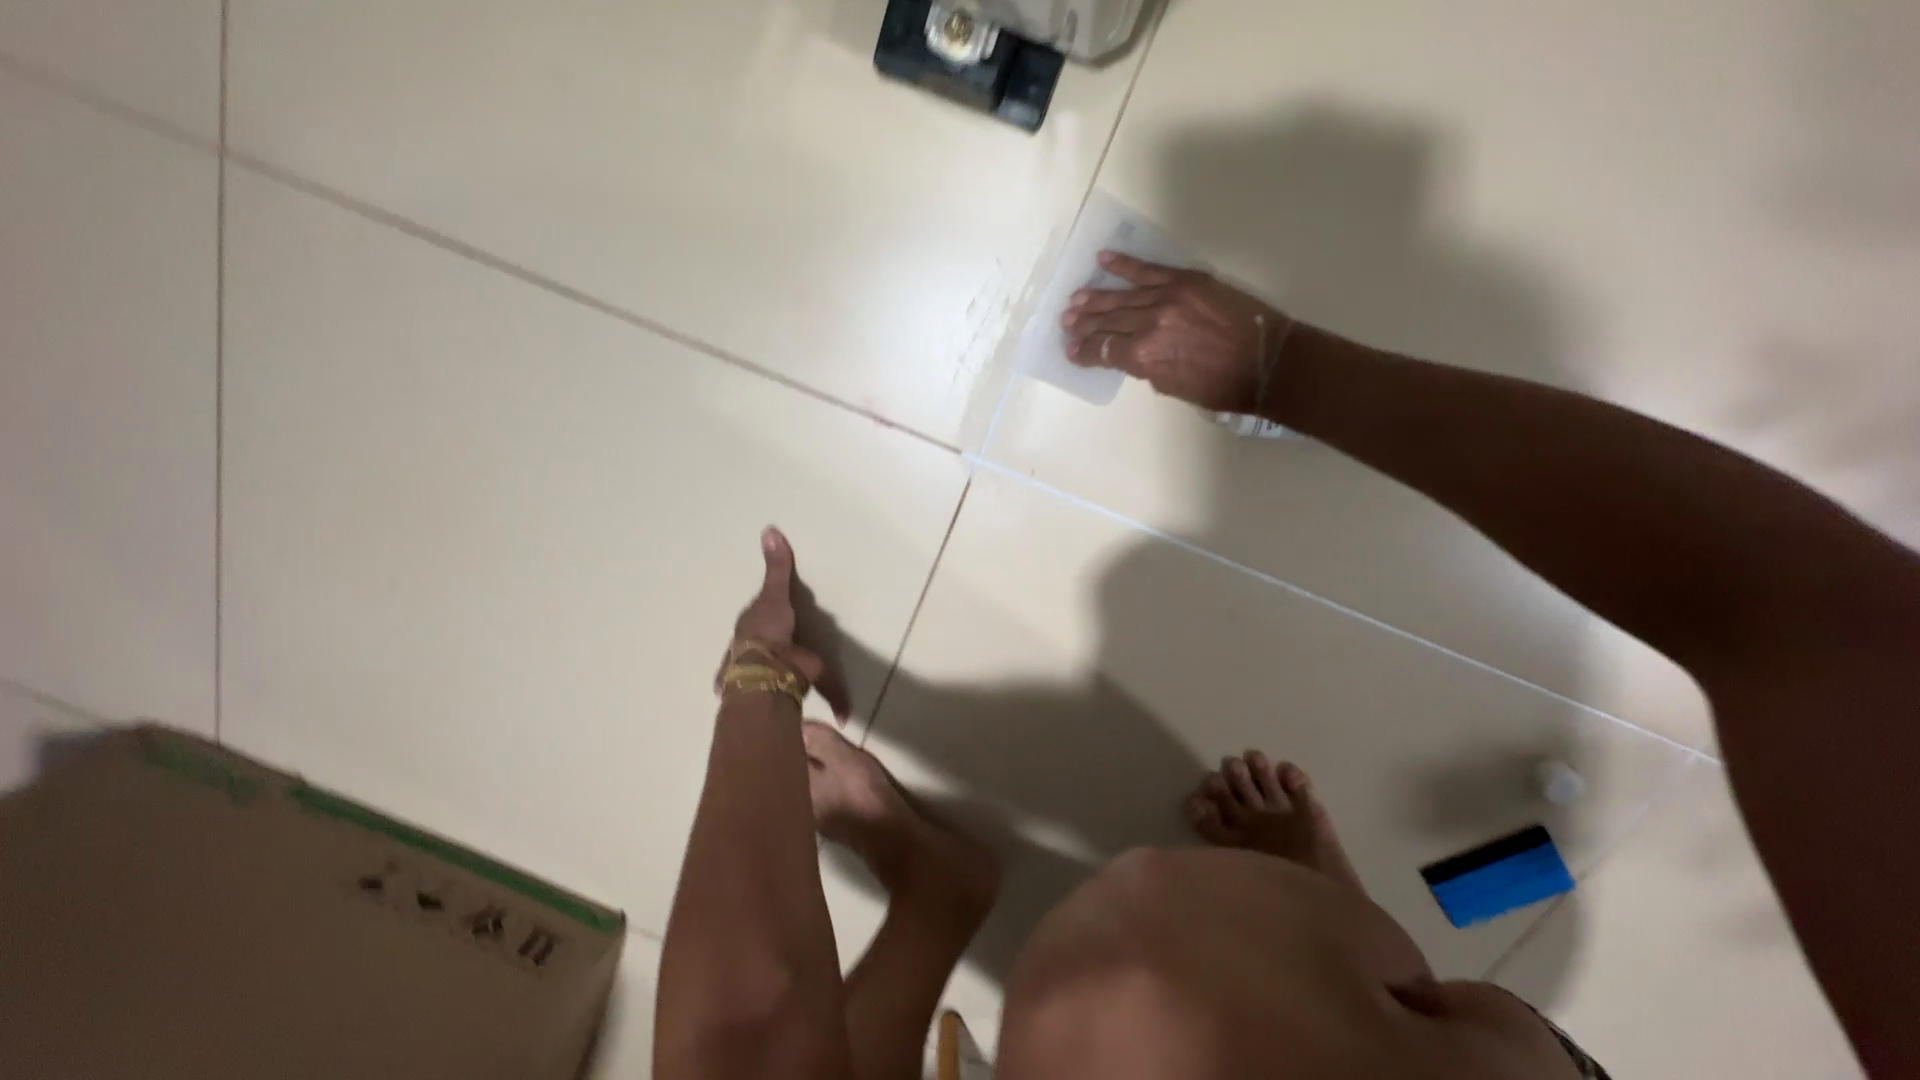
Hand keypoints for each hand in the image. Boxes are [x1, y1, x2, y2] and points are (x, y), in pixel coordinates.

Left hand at [717, 527, 851, 719]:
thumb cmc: (765, 632)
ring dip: (802, 685)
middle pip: (770, 659)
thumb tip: (770, 530)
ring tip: (819, 687)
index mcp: (750, 637)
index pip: (752, 632)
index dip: (758, 633)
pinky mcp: (802, 689)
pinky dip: (837, 702)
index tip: (765, 634)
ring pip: (792, 680)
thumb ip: (776, 569)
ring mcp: (779, 677)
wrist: (768, 670)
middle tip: (792, 658)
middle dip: (777, 662)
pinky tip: (845, 715)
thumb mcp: (772, 596)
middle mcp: (761, 660)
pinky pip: (823, 694)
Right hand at [1062, 252, 1290, 413]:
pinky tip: (1104, 259)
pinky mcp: (1186, 280)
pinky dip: (1124, 265)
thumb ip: (1145, 367)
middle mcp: (1149, 323)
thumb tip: (1129, 353)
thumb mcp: (1172, 386)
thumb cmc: (1220, 387)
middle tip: (1067, 323)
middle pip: (1107, 321)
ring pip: (1122, 296)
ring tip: (1075, 299)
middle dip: (1083, 324)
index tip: (1071, 352)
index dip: (1084, 353)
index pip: (1103, 351)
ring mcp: (1168, 297)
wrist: (1267, 362)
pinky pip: (1148, 270)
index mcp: (1144, 356)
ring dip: (1095, 298)